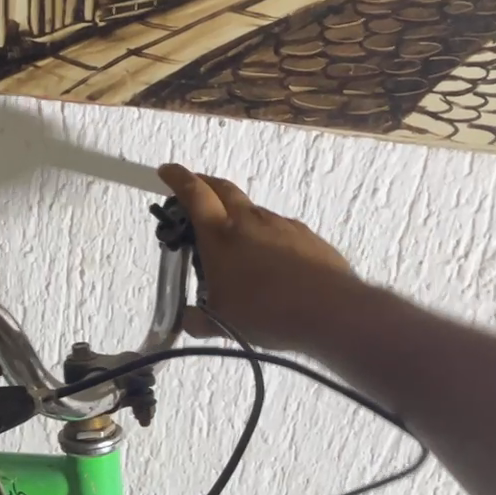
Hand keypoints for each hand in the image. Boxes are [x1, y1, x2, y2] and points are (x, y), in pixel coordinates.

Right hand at [159, 164, 359, 351]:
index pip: (194, 194)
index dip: (177, 179)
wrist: (329, 310)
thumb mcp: (222, 323)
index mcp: (220, 235)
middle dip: (204, 184)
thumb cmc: (265, 312)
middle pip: (223, 189)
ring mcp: (281, 225)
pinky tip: (270, 263)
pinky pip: (277, 229)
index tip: (165, 171)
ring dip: (237, 215)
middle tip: (194, 189)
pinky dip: (265, 236)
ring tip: (234, 243)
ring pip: (252, 211)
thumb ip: (198, 320)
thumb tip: (188, 319)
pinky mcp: (306, 236)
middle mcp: (249, 221)